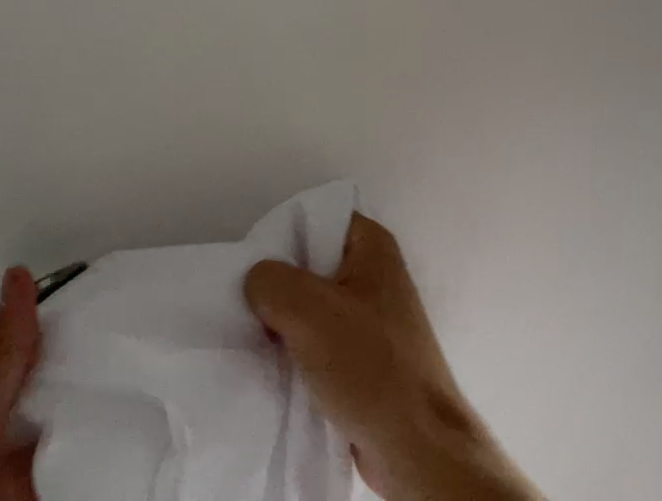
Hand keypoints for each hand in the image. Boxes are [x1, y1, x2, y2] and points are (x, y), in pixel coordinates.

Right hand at [244, 216, 544, 500]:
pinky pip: (319, 341)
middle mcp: (375, 274)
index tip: (253, 264)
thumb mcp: (307, 309)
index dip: (282, 237)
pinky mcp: (364, 357)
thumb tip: (258, 283)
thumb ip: (270, 281)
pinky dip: (296, 351)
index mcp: (373, 246)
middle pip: (309, 265)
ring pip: (311, 307)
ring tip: (257, 337)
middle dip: (278, 285)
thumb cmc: (368, 365)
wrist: (412, 442)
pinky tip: (274, 364)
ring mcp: (371, 318)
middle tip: (249, 305)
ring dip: (284, 323)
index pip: (316, 220)